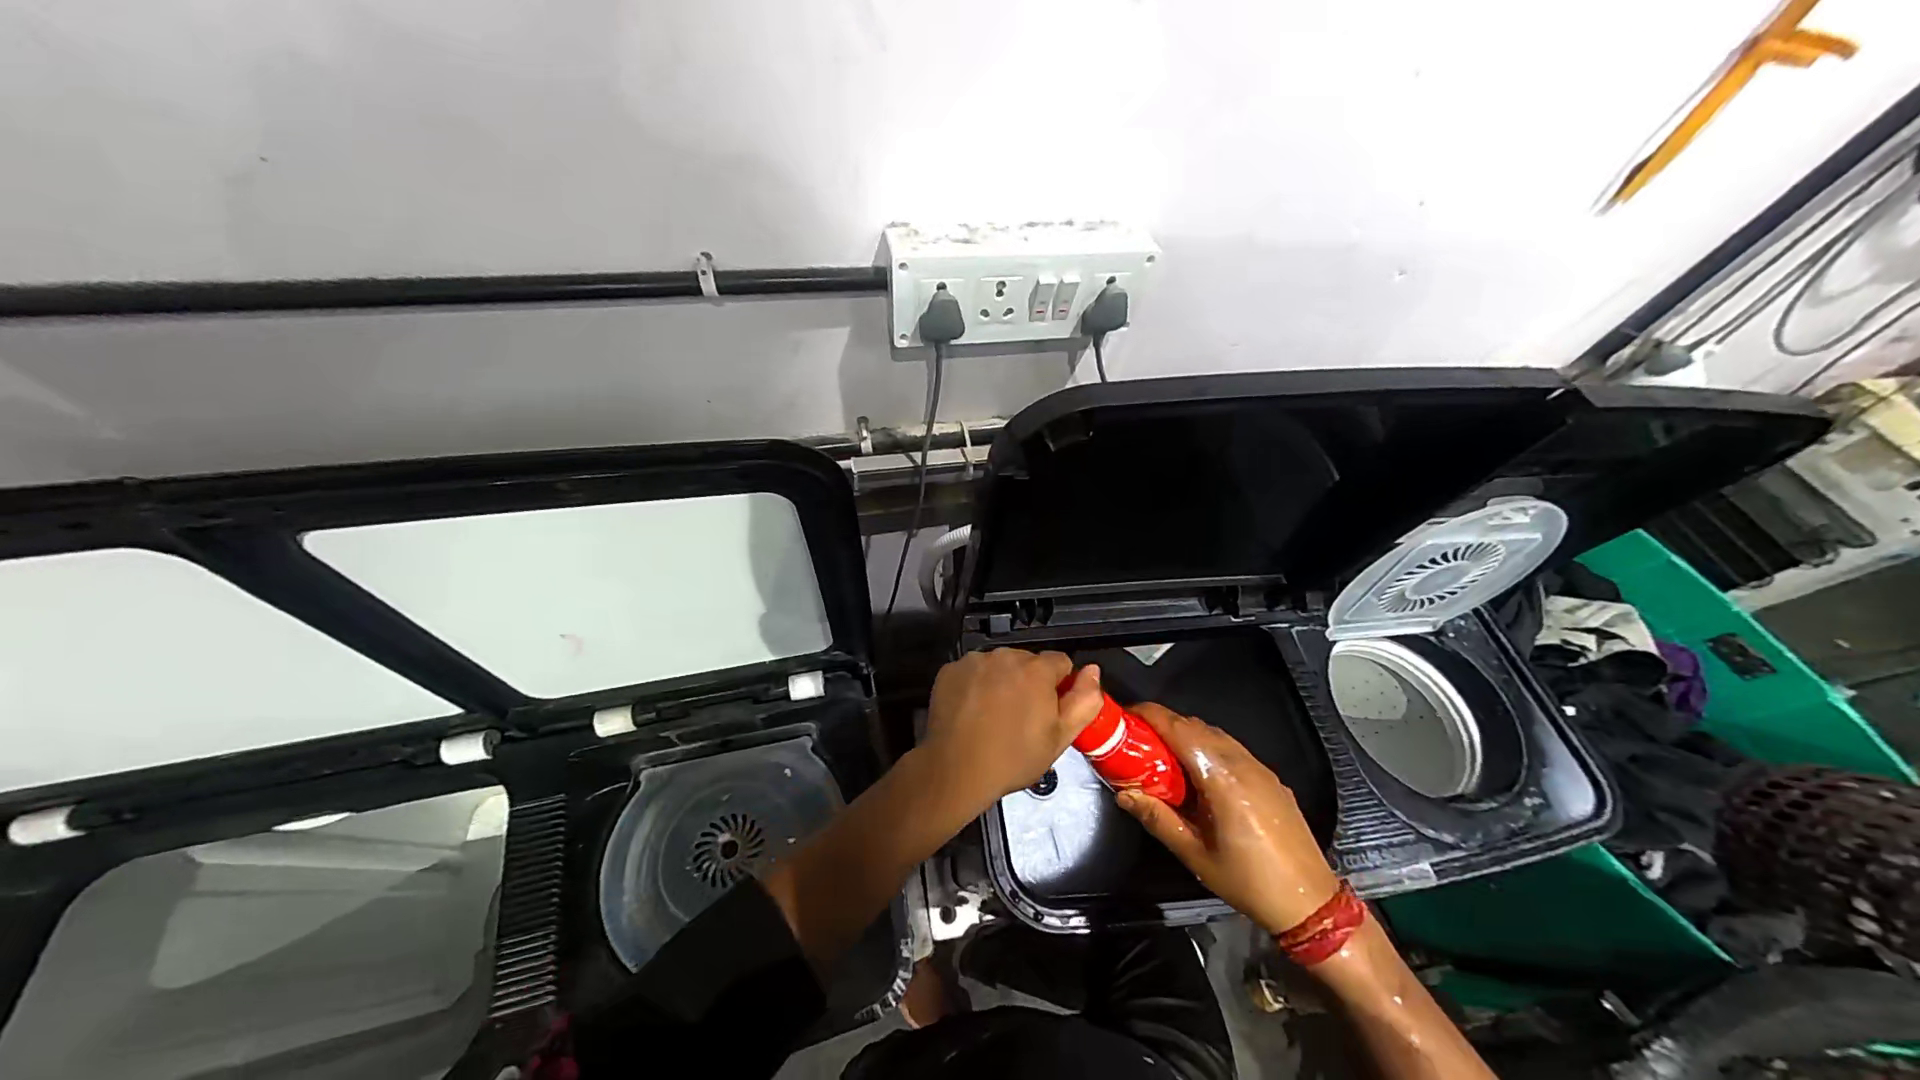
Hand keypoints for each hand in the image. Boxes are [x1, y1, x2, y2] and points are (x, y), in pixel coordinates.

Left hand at [921, 649, 1104, 814]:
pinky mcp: (951, 670)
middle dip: (1030, 683)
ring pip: (999, 666)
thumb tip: (1092, 672)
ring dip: (1002, 682)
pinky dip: (976, 685)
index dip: (1060, 686)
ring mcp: (975, 661)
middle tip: (1022, 718)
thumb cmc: (1012, 758)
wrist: (957, 770)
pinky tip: (975, 712)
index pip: (1061, 662)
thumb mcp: (1061, 737)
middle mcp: (1005, 657)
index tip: (1051, 708)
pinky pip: (973, 671)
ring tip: (996, 717)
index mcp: (1036, 670)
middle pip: (1028, 662)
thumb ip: (1084, 700)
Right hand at [1115, 704, 1340, 935]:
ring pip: (1214, 734)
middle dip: (1162, 724)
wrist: (1310, 904)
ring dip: (1184, 735)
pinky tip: (1195, 774)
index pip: (1179, 728)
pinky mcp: (1270, 779)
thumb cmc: (1251, 883)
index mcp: (1222, 778)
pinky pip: (1231, 749)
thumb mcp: (1194, 854)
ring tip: (1160, 755)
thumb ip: (1156, 818)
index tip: (1126, 715)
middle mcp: (1243, 764)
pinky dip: (1206, 748)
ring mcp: (1260, 769)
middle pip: (1195, 725)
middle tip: (1135, 739)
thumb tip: (1125, 794)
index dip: (1149, 715)